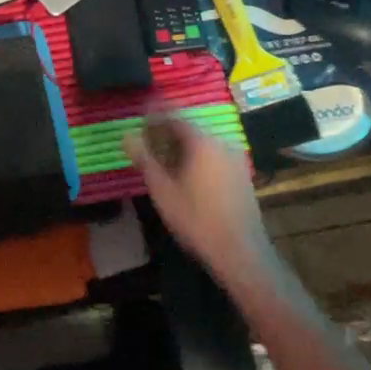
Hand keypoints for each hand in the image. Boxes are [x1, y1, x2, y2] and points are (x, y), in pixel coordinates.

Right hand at [124, 114, 276, 285]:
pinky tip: (188, 176)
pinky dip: (199, 159)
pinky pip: (216, 157)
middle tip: (149, 142)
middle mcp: (222, 143)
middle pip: (190, 129)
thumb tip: (127, 136)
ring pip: (204, 144)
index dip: (155, 117)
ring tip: (165, 161)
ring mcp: (236, 159)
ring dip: (183, 147)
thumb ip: (145, 160)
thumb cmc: (196, 220)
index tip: (140, 120)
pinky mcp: (243, 176)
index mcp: (202, 142)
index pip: (175, 117)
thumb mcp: (163, 191)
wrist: (240, 252)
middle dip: (168, 132)